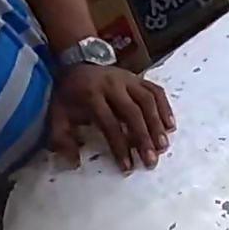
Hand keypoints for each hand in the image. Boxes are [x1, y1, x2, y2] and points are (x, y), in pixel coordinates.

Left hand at [53, 63, 174, 171]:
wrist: (78, 62)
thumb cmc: (70, 94)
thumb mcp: (58, 114)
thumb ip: (62, 138)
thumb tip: (73, 163)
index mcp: (91, 94)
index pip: (109, 123)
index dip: (119, 146)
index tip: (128, 167)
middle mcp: (113, 85)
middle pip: (132, 112)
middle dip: (143, 138)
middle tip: (151, 160)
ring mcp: (128, 79)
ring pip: (147, 101)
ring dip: (157, 125)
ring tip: (163, 146)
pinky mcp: (139, 78)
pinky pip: (156, 91)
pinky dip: (165, 108)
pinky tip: (170, 125)